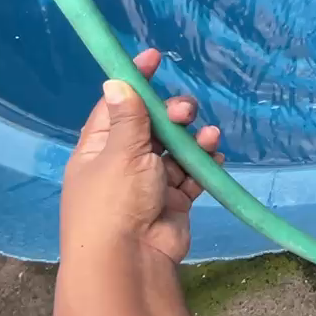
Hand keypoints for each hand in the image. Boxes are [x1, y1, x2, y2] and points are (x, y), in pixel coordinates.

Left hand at [59, 48, 221, 265]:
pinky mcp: (174, 198)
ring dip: (195, 140)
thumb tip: (116, 82)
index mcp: (99, 149)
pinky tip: (215, 159)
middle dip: (175, 114)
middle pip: (154, 125)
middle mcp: (124, 162)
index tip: (154, 57)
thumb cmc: (115, 203)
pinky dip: (205, 164)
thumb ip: (129, 118)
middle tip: (186, 112)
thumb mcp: (121, 154)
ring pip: (178, 148)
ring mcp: (150, 181)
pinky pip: (193, 173)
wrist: (130, 258)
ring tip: (208, 138)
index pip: (118, 106)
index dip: (135, 81)